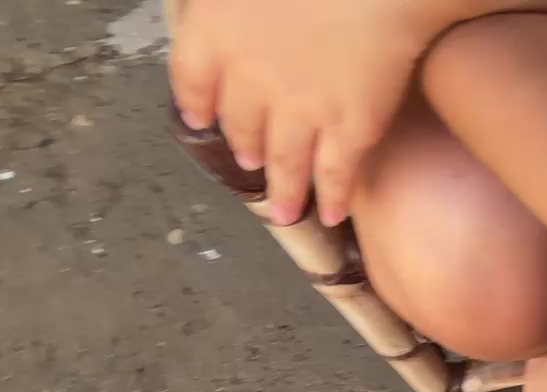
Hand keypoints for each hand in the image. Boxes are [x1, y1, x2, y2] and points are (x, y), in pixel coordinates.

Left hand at [169, 0, 446, 225]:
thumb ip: (222, 3)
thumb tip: (220, 15)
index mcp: (217, 31)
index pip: (194, 80)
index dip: (199, 105)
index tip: (201, 122)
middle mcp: (253, 80)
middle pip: (244, 127)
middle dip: (247, 150)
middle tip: (253, 167)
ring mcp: (304, 111)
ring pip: (287, 161)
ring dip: (285, 191)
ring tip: (285, 212)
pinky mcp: (352, 129)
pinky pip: (337, 173)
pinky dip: (333, 198)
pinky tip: (332, 216)